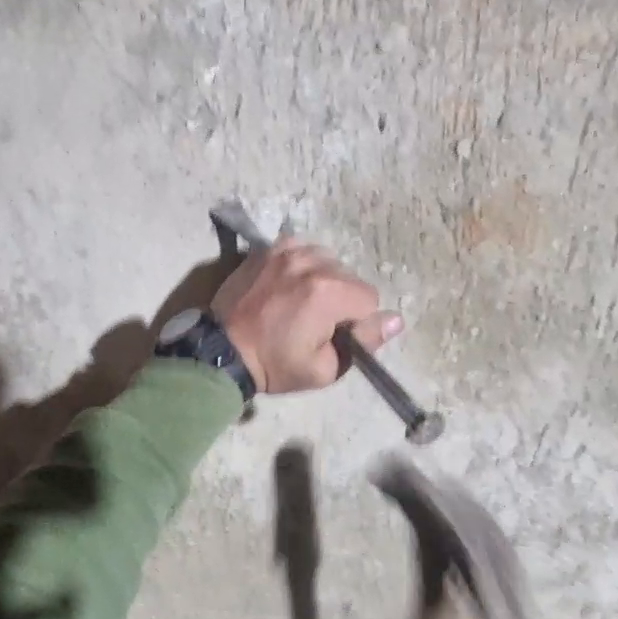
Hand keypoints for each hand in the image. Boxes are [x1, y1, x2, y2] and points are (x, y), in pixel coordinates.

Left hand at [212, 238, 402, 395]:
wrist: (222, 352)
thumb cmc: (273, 365)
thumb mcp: (324, 368)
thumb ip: (364, 342)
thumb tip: (396, 320)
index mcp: (328, 292)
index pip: (368, 298)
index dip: (355, 322)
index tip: (331, 335)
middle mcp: (310, 262)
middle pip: (348, 277)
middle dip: (339, 299)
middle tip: (310, 323)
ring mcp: (285, 251)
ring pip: (325, 261)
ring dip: (320, 280)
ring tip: (296, 305)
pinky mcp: (266, 249)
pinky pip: (299, 251)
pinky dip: (299, 267)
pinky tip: (284, 288)